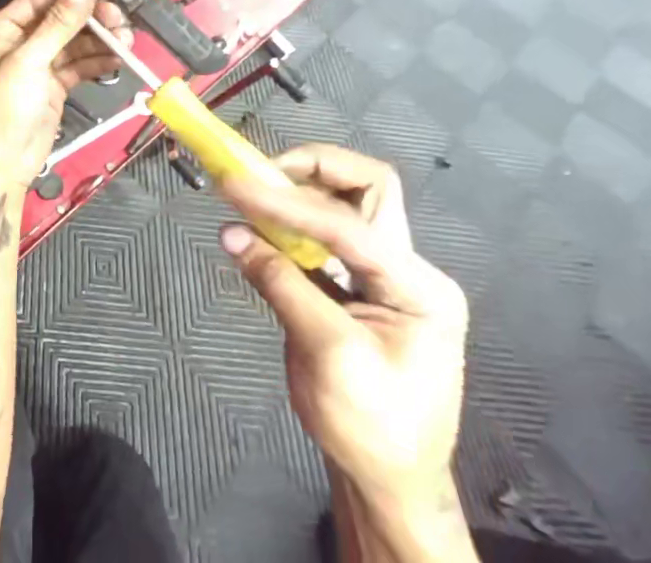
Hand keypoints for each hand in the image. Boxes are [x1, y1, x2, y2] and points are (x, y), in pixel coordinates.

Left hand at [0, 0, 131, 186]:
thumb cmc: (1, 110)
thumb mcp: (30, 61)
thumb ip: (60, 22)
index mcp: (1, 31)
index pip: (41, 0)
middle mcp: (18, 45)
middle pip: (61, 21)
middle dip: (92, 21)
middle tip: (121, 22)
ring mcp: (37, 67)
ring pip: (74, 45)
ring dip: (100, 42)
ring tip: (126, 42)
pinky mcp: (52, 88)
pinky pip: (78, 67)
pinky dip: (97, 63)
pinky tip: (117, 59)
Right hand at [219, 145, 468, 523]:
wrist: (389, 481)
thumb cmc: (373, 429)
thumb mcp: (328, 358)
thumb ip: (282, 286)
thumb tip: (231, 233)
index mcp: (418, 286)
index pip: (349, 225)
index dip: (289, 202)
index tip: (236, 184)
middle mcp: (405, 268)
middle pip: (368, 191)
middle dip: (314, 170)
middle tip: (261, 175)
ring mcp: (380, 275)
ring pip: (345, 207)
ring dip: (297, 195)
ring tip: (250, 197)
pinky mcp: (352, 287)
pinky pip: (322, 241)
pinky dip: (287, 228)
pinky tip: (257, 231)